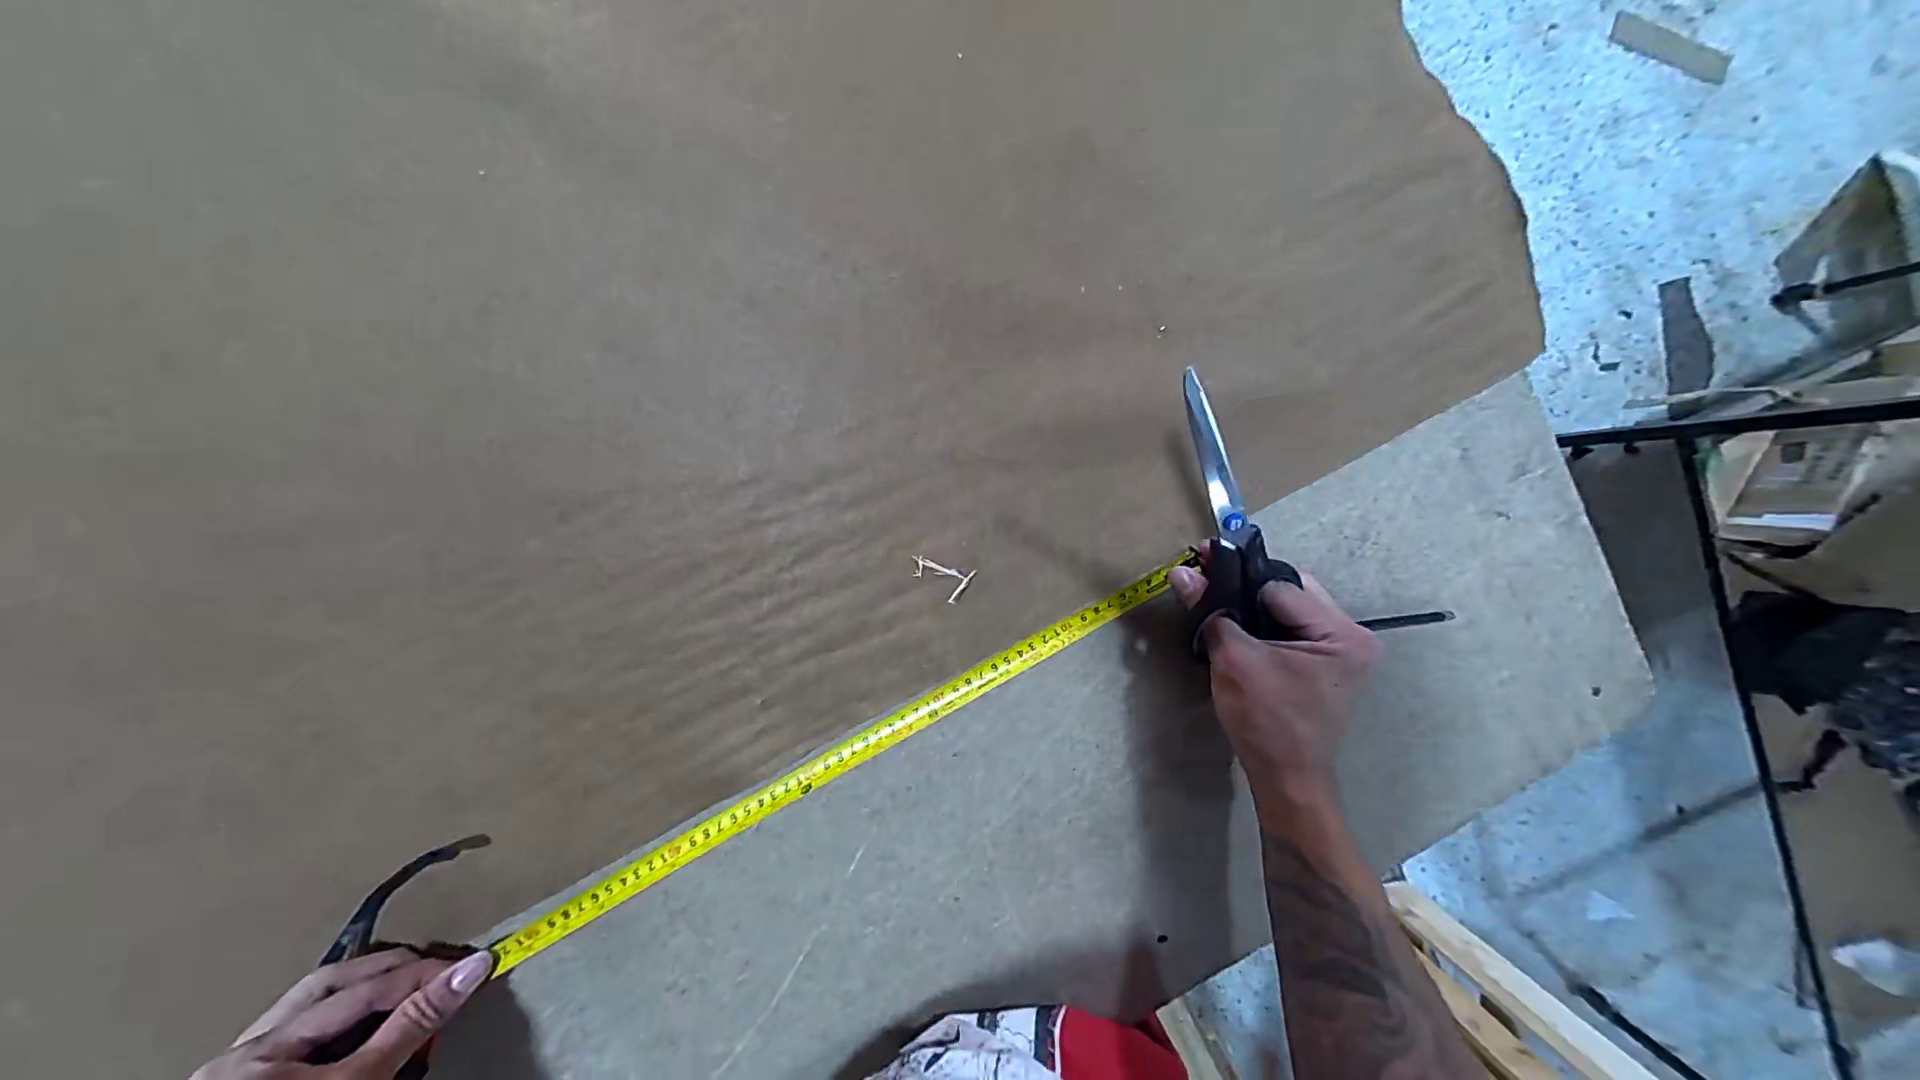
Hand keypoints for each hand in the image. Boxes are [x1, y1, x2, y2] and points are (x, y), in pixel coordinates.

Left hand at [191, 949, 492, 1079]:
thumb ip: (413, 1024)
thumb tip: (476, 966)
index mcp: (258, 1051)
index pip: (363, 992)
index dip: (424, 975)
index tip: (478, 965)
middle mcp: (242, 1052)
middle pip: (332, 984)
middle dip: (394, 971)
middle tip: (444, 971)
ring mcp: (242, 1070)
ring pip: (316, 1003)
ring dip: (371, 987)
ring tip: (415, 987)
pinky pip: (307, 1030)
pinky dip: (349, 1016)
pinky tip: (375, 1020)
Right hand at [1169, 564, 1380, 809]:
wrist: (1284, 778)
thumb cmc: (1265, 721)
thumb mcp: (1232, 659)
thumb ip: (1210, 609)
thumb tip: (1181, 571)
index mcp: (1342, 633)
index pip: (1280, 586)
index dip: (1237, 579)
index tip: (1202, 564)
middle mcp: (1353, 636)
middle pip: (1290, 590)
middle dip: (1247, 586)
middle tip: (1208, 582)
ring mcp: (1343, 652)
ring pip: (1290, 607)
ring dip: (1254, 605)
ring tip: (1219, 605)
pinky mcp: (1327, 666)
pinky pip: (1292, 628)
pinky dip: (1264, 624)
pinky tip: (1238, 628)